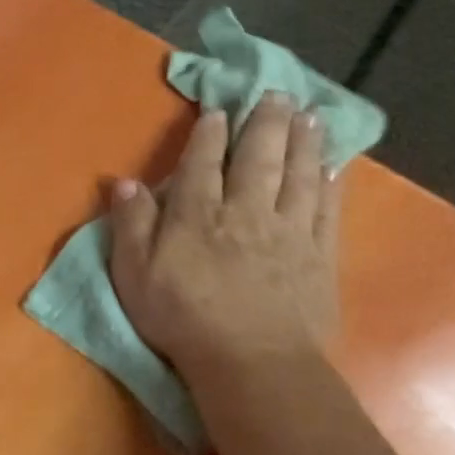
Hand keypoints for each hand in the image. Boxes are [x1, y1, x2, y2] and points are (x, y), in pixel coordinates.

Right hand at [107, 94, 343, 391]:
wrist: (251, 361)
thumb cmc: (178, 315)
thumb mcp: (133, 271)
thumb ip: (130, 223)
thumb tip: (124, 181)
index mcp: (196, 215)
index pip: (201, 163)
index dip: (209, 135)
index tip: (216, 110)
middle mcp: (245, 212)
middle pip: (258, 158)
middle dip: (264, 123)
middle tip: (274, 94)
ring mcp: (288, 231)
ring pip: (298, 174)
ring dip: (301, 141)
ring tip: (307, 114)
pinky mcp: (318, 253)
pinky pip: (325, 206)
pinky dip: (328, 180)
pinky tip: (330, 164)